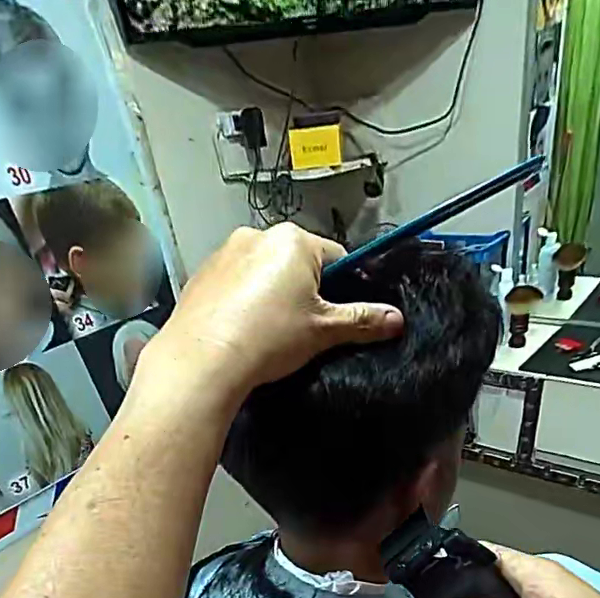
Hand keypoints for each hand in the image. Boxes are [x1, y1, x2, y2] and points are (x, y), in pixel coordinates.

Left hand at [139, 224, 402, 400]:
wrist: (204, 359)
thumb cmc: (268, 337)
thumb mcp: (325, 331)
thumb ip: (363, 321)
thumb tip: (396, 318)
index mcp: (294, 240)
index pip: (337, 257)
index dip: (345, 288)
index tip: (340, 316)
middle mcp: (258, 235)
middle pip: (300, 263)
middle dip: (308, 292)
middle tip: (307, 330)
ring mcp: (226, 252)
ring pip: (267, 272)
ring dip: (275, 295)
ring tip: (274, 334)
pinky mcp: (203, 274)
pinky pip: (238, 283)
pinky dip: (247, 302)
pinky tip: (246, 331)